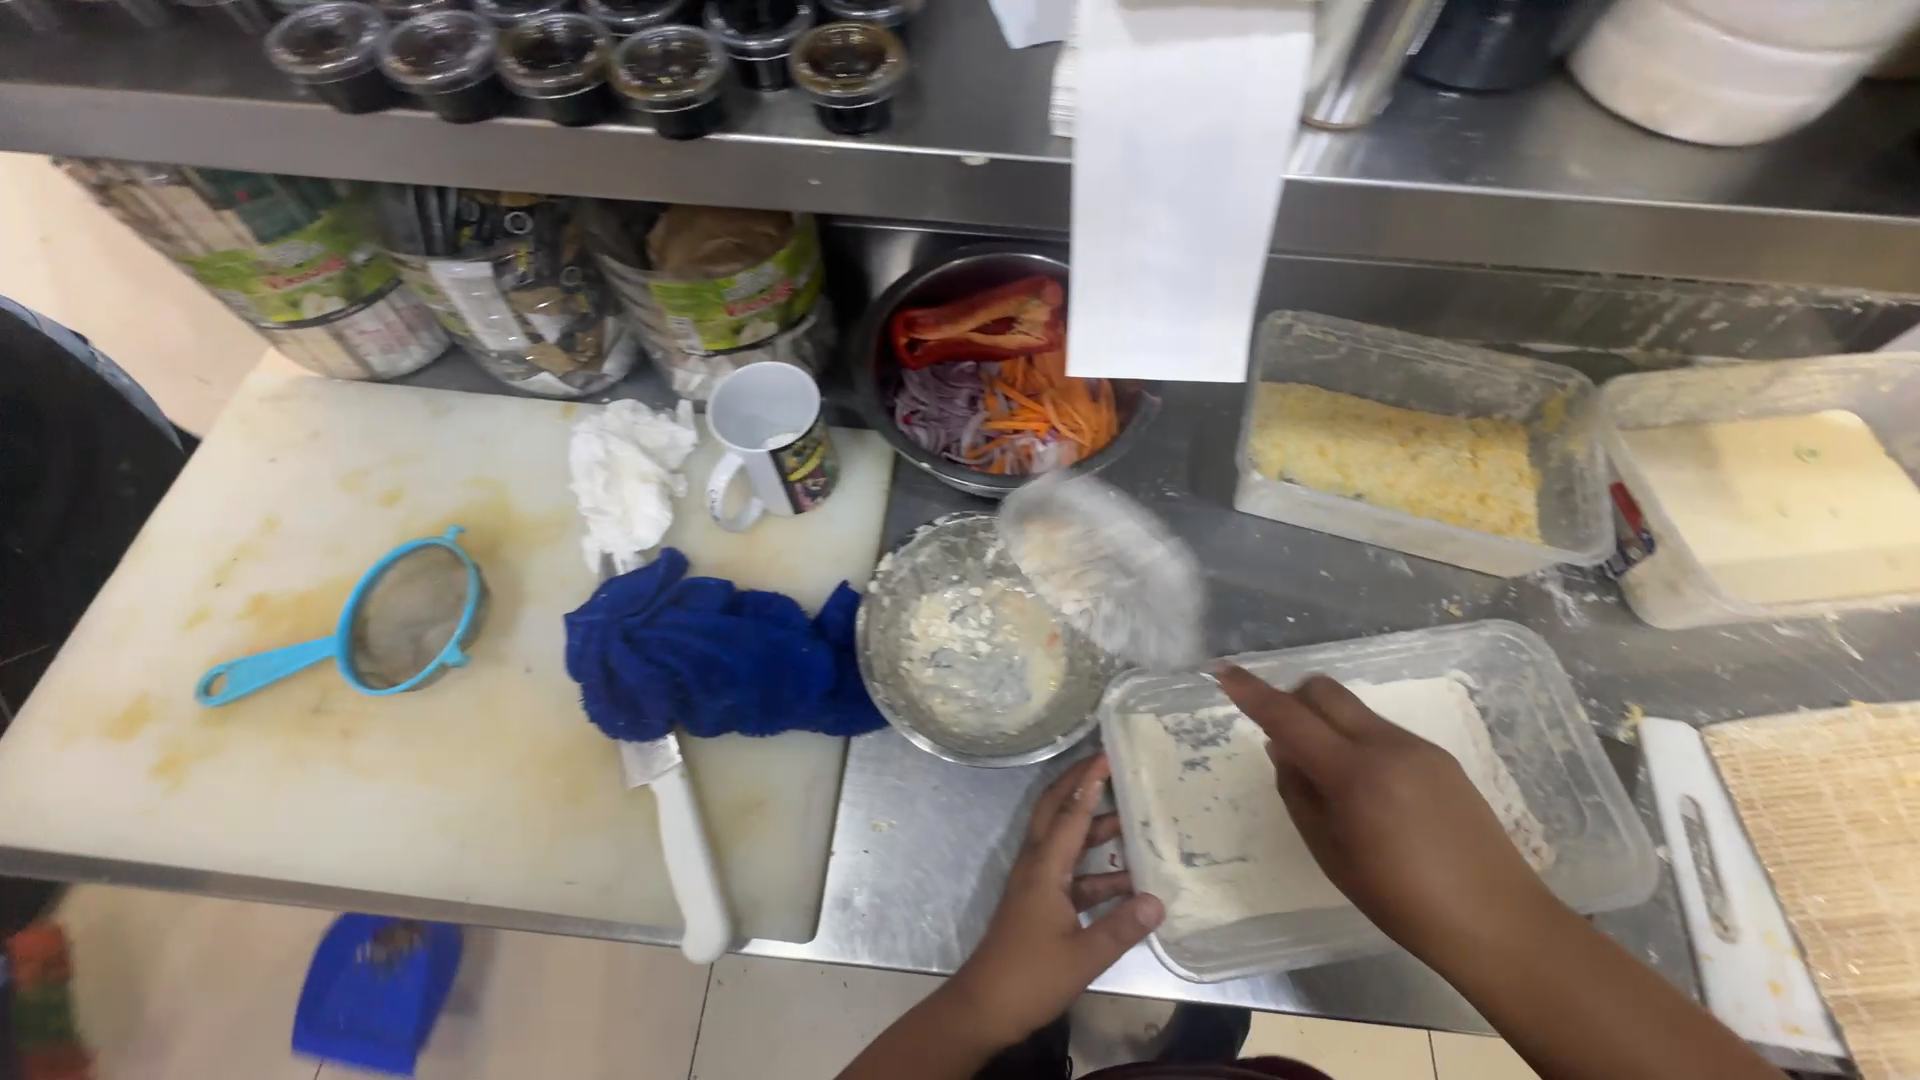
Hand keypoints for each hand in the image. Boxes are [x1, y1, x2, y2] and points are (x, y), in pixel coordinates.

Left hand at [945, 754, 1164, 1048]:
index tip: (1106, 755)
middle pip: (1056, 812)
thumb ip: (1121, 928)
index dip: (1088, 783)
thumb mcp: (1083, 956)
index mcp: (1044, 868)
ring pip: (1066, 843)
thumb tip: (1158, 900)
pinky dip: (1097, 872)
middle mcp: (1037, 865)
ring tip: (1132, 819)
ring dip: (1094, 830)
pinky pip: (1072, 874)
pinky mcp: (1040, 903)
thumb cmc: (1029, 977)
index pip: (1070, 814)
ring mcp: (1037, 884)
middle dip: (1079, 786)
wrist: (985, 1007)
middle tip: (1109, 766)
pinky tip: (1129, 883)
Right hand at [1211, 667, 1558, 966]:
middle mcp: (1386, 746)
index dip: (1250, 691)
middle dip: (1291, 698)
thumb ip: (1297, 791)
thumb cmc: (1400, 900)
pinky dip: (1355, 741)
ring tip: (1328, 780)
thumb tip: (1283, 748)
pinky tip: (1367, 792)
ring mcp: (1418, 748)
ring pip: (1352, 710)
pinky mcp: (1440, 758)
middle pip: (1323, 690)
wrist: (1497, 921)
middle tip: (1280, 736)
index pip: (1287, 716)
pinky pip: (1380, 731)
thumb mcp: (1329, 851)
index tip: (1221, 671)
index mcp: (1353, 773)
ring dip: (1324, 723)